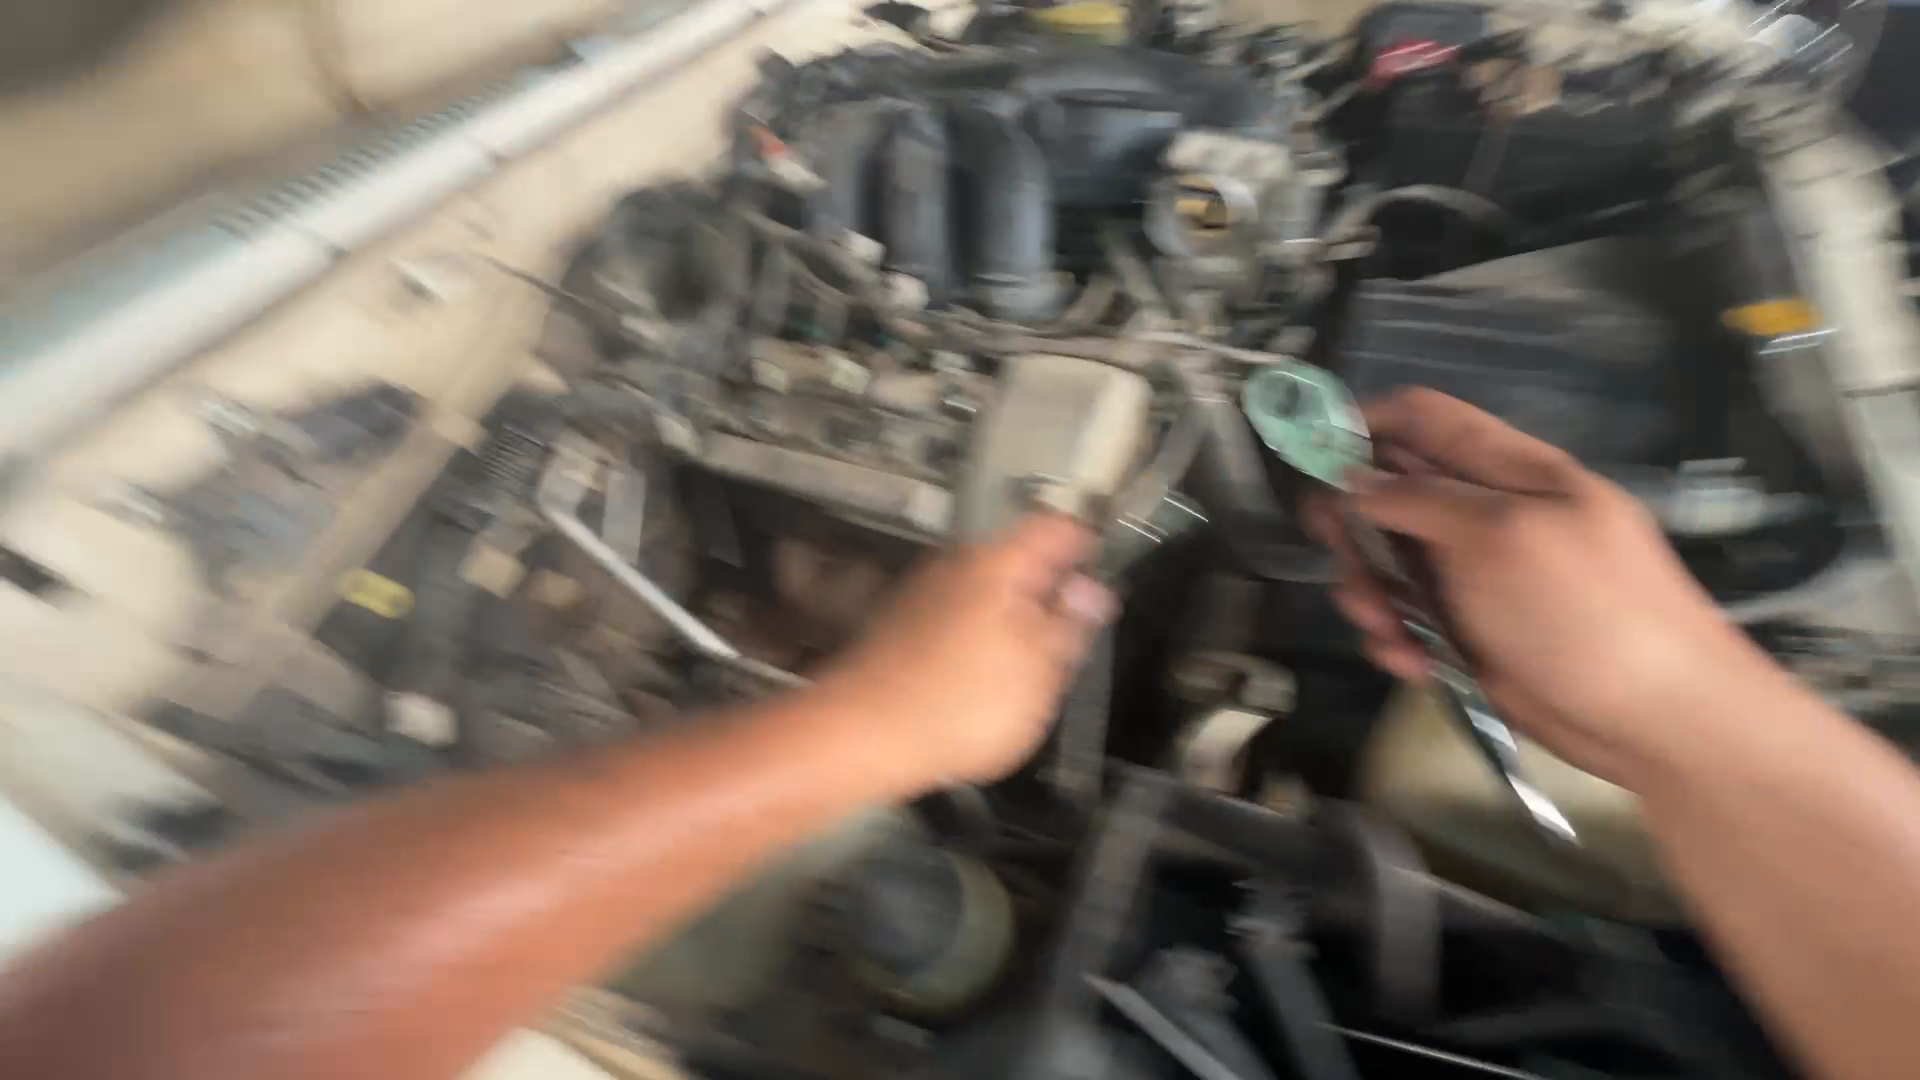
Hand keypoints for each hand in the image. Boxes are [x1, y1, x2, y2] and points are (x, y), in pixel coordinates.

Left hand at [809, 514, 1116, 787]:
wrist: (866, 732)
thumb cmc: (959, 704)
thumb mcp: (1041, 670)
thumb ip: (1070, 623)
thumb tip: (1090, 592)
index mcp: (999, 563)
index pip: (1056, 527)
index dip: (1085, 546)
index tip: (1098, 573)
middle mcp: (957, 563)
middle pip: (1018, 559)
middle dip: (1048, 590)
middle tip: (1068, 633)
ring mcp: (925, 590)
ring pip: (987, 589)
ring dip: (1013, 616)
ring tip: (1027, 666)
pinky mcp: (903, 622)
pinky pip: (957, 615)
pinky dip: (978, 635)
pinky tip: (980, 677)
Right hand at [1306, 389, 1784, 783]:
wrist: (1657, 724)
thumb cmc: (1586, 614)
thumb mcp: (1502, 537)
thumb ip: (1420, 498)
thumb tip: (1351, 479)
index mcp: (1507, 472)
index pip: (1421, 417)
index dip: (1362, 423)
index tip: (1311, 458)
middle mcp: (1481, 514)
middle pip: (1385, 492)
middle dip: (1353, 526)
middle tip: (1344, 556)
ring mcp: (1469, 573)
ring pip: (1382, 560)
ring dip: (1368, 591)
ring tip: (1386, 629)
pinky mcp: (1459, 626)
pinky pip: (1400, 615)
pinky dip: (1394, 637)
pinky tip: (1412, 662)